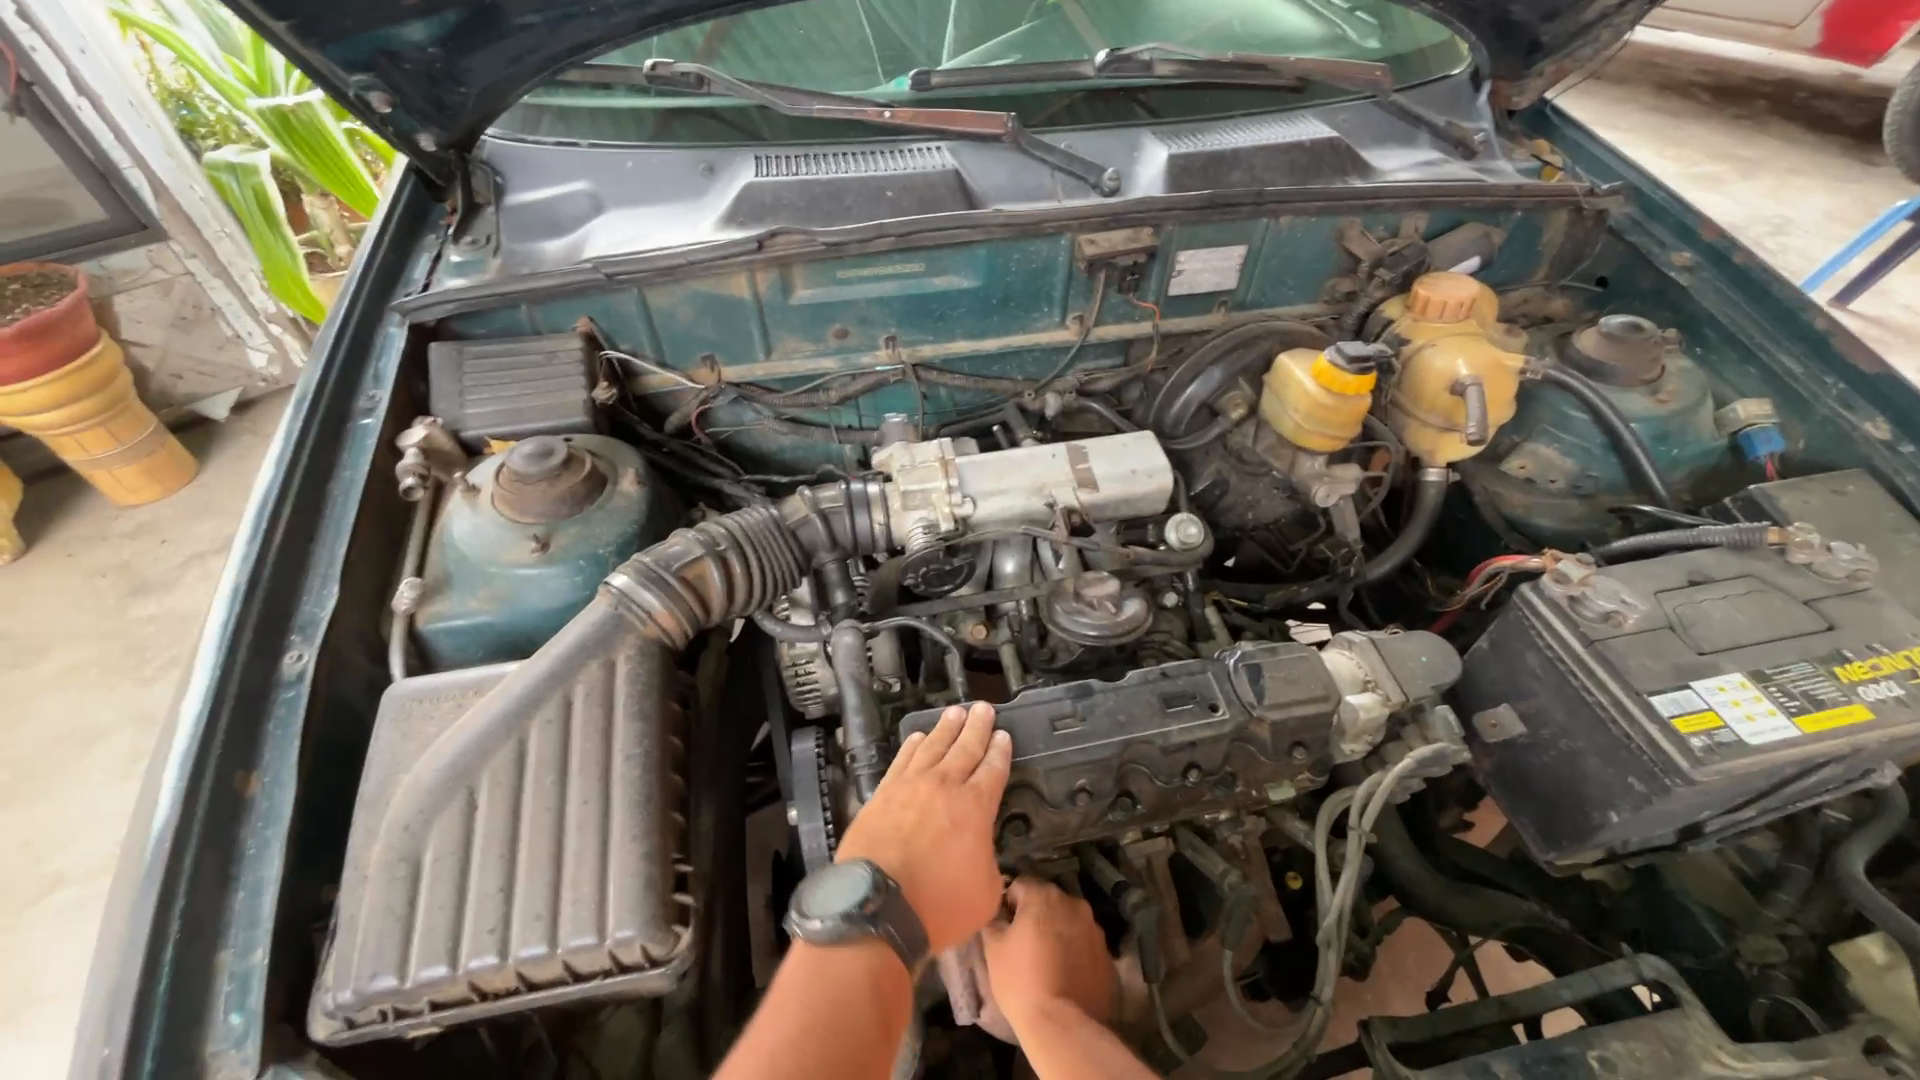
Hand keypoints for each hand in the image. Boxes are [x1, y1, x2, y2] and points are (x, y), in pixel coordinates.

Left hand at [834, 701, 1012, 954]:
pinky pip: (902, 760)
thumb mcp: (985, 893)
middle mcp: (944, 787)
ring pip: (932, 747)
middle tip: (983, 707)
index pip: (993, 770)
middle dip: (977, 727)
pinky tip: (917, 737)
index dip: (1000, 751)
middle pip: (965, 748)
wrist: (875, 906)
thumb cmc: (937, 905)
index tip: (1003, 734)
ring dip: (946, 728)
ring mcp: (910, 786)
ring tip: (955, 712)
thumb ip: (988, 863)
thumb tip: (981, 853)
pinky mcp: (882, 793)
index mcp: (976, 808)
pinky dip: (912, 746)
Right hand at [982, 878, 1114, 1031]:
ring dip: (1058, 932)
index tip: (1005, 927)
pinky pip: (1085, 944)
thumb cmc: (1021, 981)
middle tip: (1023, 944)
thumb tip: (997, 913)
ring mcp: (1095, 929)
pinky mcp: (1108, 955)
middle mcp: (1074, 903)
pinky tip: (1065, 974)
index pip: (1020, 885)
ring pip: (1069, 921)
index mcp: (1044, 895)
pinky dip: (1075, 951)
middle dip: (1036, 916)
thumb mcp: (993, 949)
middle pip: (1048, 901)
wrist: (1063, 1025)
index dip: (1009, 904)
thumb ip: (993, 920)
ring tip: (1046, 961)